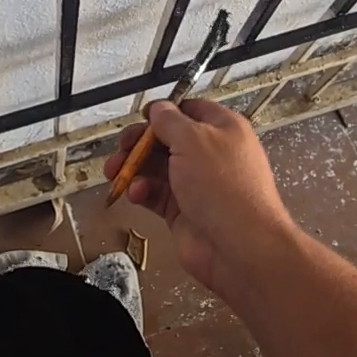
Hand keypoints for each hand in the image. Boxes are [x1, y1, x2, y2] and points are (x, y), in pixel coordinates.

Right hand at [105, 99, 295, 295]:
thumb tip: (158, 108)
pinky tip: (137, 194)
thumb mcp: (193, 140)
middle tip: (122, 147)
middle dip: (140, 143)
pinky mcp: (184, 211)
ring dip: (135, 168)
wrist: (239, 248)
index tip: (142, 117)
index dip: (164, 112)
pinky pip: (157, 194)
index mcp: (222, 129)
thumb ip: (169, 120)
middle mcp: (210, 154)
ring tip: (117, 172)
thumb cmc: (224, 187)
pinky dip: (143, 191)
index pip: (189, 111)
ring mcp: (197, 184)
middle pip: (168, 140)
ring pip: (157, 168)